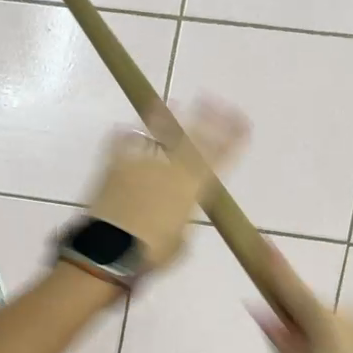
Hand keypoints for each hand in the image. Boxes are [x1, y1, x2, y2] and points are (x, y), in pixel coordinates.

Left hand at [85, 99, 246, 271]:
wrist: (111, 250)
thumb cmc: (152, 254)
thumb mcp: (180, 239)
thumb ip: (181, 216)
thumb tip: (174, 210)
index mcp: (192, 187)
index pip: (219, 155)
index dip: (232, 137)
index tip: (242, 122)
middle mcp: (169, 169)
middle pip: (192, 137)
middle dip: (206, 116)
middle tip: (212, 98)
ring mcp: (139, 165)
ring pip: (156, 135)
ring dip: (164, 119)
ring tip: (168, 102)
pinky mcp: (112, 167)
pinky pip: (119, 144)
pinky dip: (123, 135)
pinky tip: (124, 127)